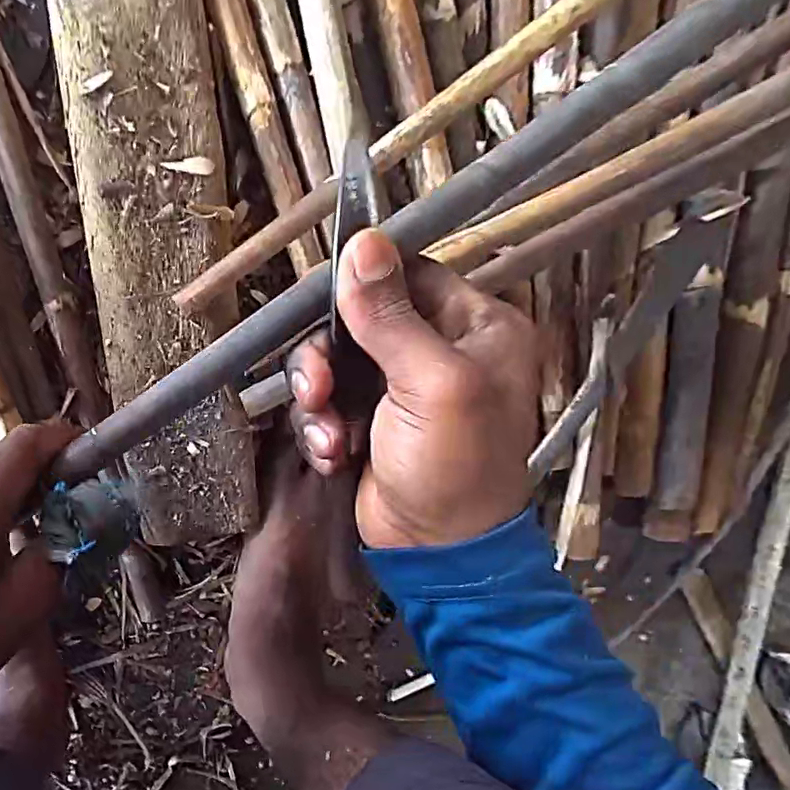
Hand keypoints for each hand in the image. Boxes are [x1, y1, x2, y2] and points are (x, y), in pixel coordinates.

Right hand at [288, 230, 536, 549]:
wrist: (433, 547)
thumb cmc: (455, 464)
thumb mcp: (430, 381)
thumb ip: (390, 314)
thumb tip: (363, 241)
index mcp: (473, 328)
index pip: (408, 276)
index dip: (363, 285)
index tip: (325, 305)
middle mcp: (432, 351)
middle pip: (354, 323)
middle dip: (326, 360)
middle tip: (318, 390)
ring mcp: (393, 388)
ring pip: (329, 365)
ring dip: (316, 401)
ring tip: (329, 436)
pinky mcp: (361, 419)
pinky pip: (321, 404)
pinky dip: (318, 428)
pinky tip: (333, 455)